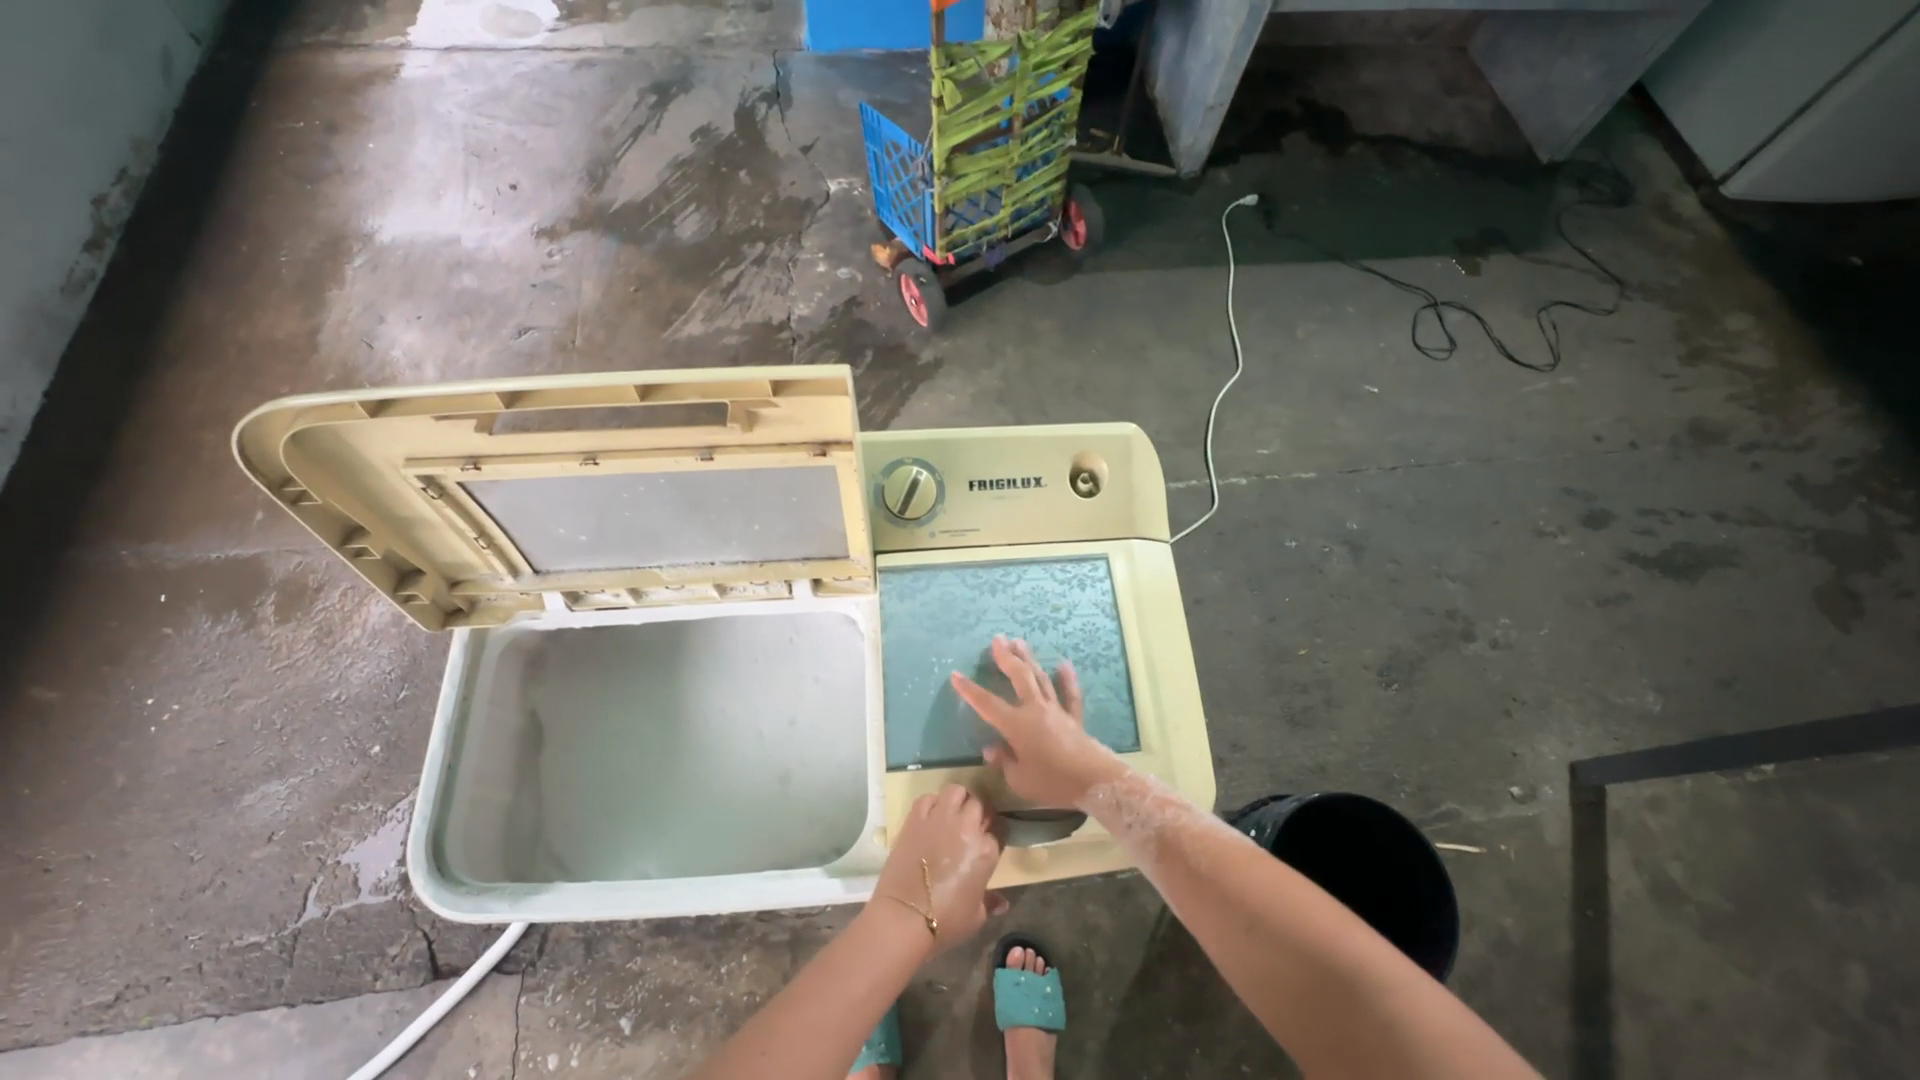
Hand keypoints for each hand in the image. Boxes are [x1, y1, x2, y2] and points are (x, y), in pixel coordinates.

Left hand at [868, 784, 1006, 954]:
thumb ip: (990, 902)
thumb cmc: (946, 921)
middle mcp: (967, 827)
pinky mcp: (915, 819)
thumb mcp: (976, 916)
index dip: (992, 834)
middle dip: (978, 813)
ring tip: (952, 814)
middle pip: (979, 804)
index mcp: (987, 850)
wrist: (904, 917)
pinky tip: (930, 817)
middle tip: (970, 826)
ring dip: (957, 800)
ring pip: (956, 791)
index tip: (986, 841)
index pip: (999, 829)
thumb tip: (1001, 904)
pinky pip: (927, 798)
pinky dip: (932, 803)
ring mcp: (940, 819)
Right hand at [951, 636, 1126, 807]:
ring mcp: (1056, 711)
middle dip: (1006, 657)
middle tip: (997, 639)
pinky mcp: (1074, 719)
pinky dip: (1067, 679)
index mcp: (1016, 725)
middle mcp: (1035, 710)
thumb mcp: (1019, 779)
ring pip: (1040, 678)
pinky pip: (1070, 694)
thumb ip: (1003, 761)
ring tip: (1019, 641)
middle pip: (1019, 677)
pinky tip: (1064, 664)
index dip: (970, 690)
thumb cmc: (1052, 782)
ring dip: (1029, 659)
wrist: (1094, 781)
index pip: (987, 704)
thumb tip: (991, 748)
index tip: (955, 675)